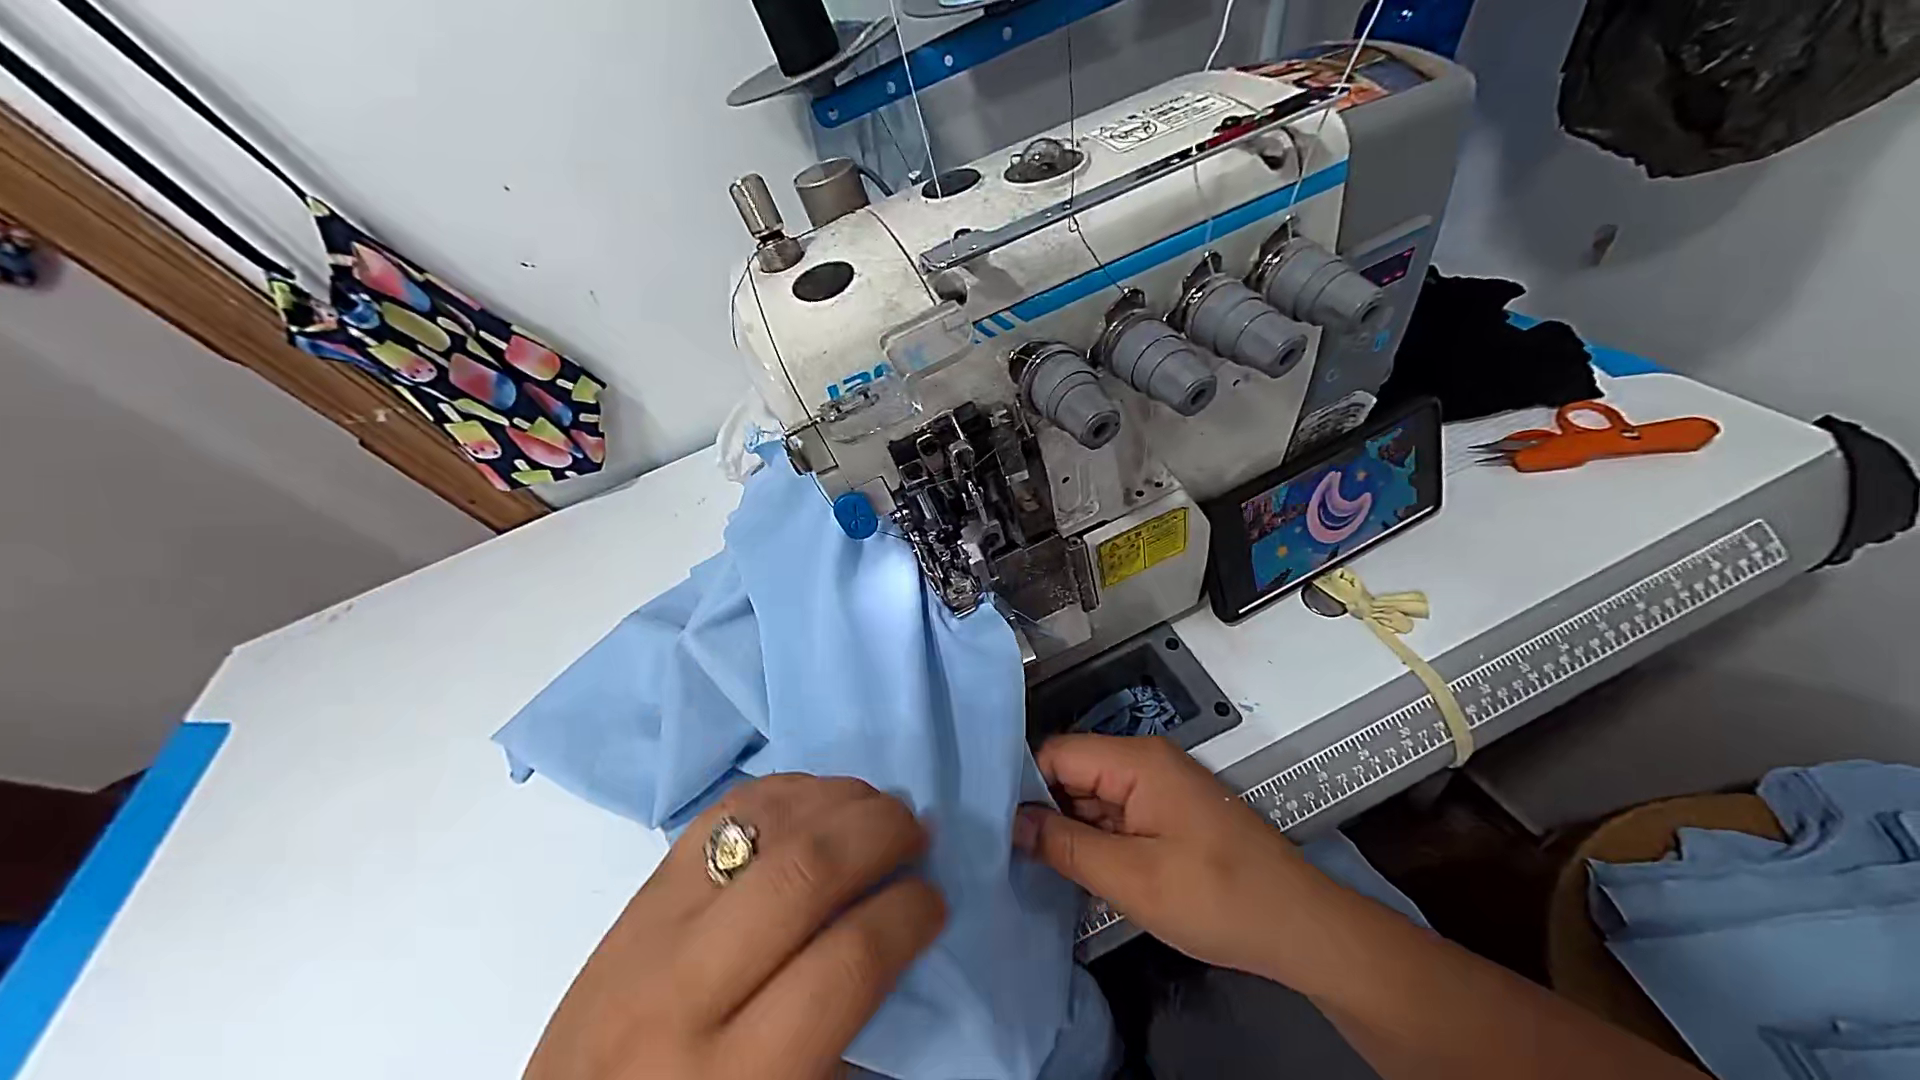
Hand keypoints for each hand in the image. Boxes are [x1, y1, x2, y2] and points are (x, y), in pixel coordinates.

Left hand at [525, 774, 945, 1079]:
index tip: (935, 899)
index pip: (844, 963)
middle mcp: (684, 991)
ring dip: (839, 800)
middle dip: (881, 835)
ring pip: (762, 824)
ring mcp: (652, 927)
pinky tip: (821, 800)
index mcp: (733, 1076)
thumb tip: (903, 934)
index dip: (908, 914)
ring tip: (878, 809)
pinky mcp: (638, 891)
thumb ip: (851, 1033)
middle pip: (804, 873)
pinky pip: (722, 811)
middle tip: (917, 835)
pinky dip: (786, 791)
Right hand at [1013, 734, 1314, 972]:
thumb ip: (1065, 845)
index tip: (994, 824)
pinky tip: (1076, 870)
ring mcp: (1159, 788)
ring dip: (1068, 830)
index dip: (1022, 785)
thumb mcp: (1131, 877)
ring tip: (1033, 865)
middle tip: (1008, 853)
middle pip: (1073, 773)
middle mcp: (1145, 763)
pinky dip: (1095, 840)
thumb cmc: (1218, 897)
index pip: (1057, 754)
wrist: (1302, 929)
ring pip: (1092, 797)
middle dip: (1043, 810)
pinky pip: (1116, 816)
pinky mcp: (1168, 814)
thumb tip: (1013, 823)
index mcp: (1136, 761)